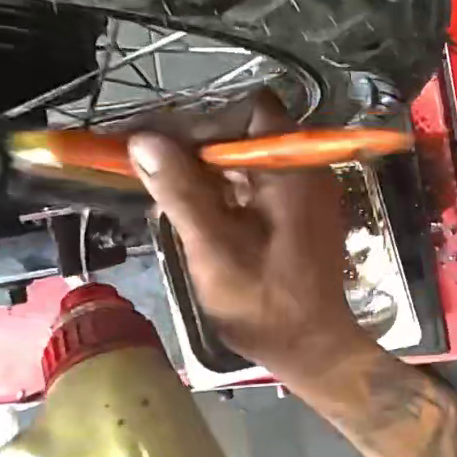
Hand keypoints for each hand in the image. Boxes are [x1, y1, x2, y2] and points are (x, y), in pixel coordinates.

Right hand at [127, 96, 374, 379]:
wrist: (313, 347)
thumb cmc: (264, 301)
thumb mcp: (213, 246)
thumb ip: (180, 190)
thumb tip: (143, 141)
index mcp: (292, 168)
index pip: (249, 109)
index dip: (203, 119)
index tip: (162, 138)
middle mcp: (306, 169)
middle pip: (248, 133)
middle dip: (199, 144)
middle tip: (154, 163)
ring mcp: (307, 192)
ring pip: (250, 160)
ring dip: (209, 169)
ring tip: (164, 185)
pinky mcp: (300, 213)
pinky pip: (259, 185)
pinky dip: (227, 190)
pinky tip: (195, 209)